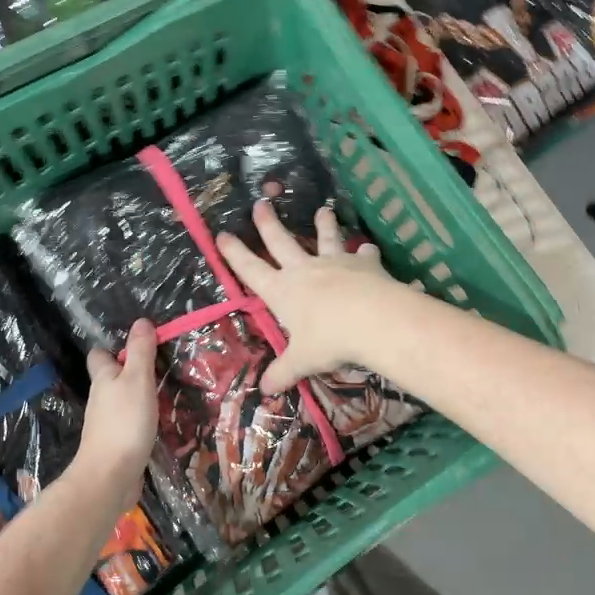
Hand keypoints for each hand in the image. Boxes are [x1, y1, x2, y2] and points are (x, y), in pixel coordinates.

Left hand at [78, 320, 159, 493]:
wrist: (110, 477)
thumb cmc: (124, 422)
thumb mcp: (137, 380)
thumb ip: (140, 351)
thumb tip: (141, 321)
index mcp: (103, 379)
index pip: (100, 355)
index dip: (114, 348)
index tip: (139, 344)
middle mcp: (101, 398)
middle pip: (113, 378)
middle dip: (132, 371)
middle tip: (162, 366)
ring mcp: (107, 423)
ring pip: (123, 401)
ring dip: (140, 396)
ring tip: (169, 390)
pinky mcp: (117, 444)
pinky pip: (130, 423)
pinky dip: (143, 419)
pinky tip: (161, 421)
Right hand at [217, 201, 423, 394]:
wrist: (372, 318)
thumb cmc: (329, 340)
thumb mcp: (302, 361)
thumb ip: (284, 372)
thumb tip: (265, 391)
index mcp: (283, 291)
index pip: (251, 270)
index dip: (235, 253)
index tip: (222, 234)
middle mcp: (305, 270)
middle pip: (281, 242)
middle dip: (268, 224)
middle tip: (261, 203)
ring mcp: (335, 262)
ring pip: (326, 238)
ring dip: (324, 225)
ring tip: (323, 210)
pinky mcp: (364, 264)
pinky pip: (364, 255)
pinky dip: (366, 252)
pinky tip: (369, 249)